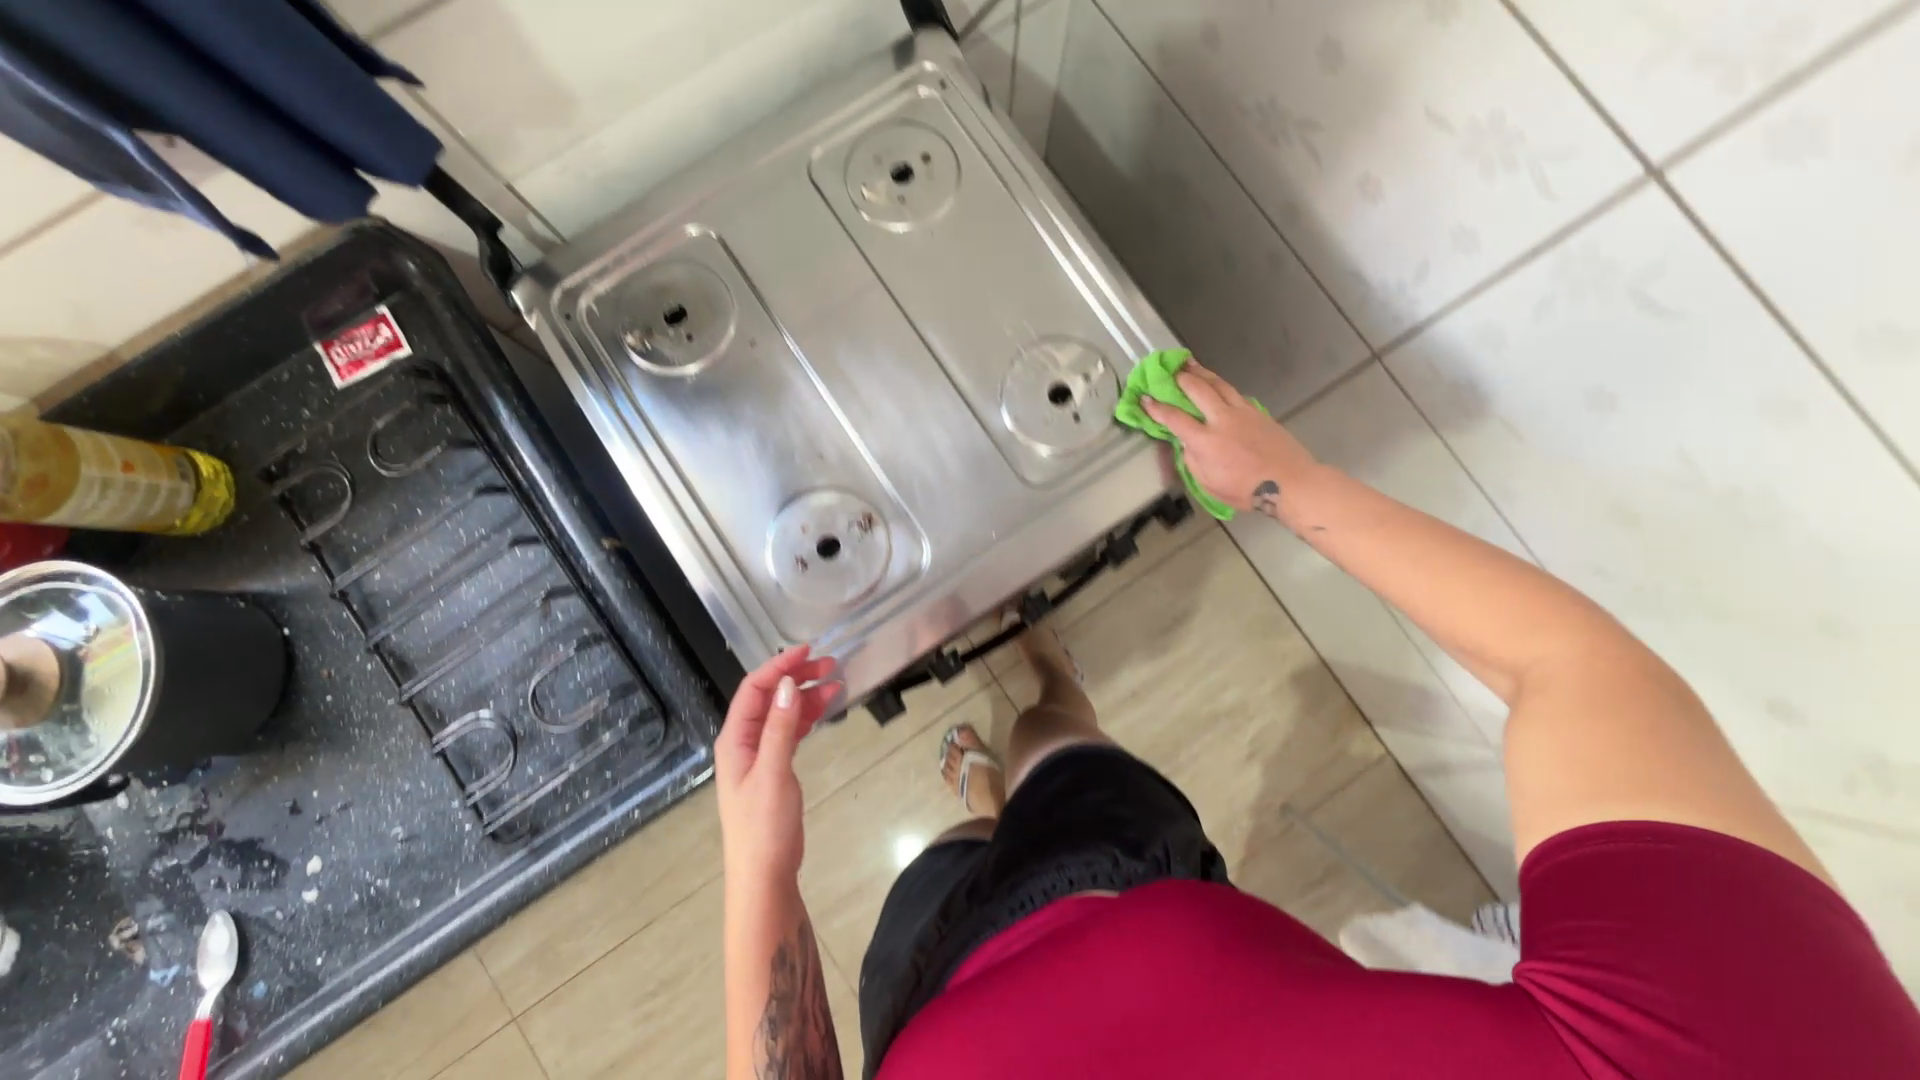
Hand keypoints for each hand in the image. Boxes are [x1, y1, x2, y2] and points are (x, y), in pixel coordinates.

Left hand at [715, 646, 841, 887]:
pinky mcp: (774, 770)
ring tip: (836, 684)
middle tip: (830, 666)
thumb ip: (779, 728)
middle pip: (767, 698)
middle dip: (795, 677)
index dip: (779, 667)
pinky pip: (788, 732)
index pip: (753, 690)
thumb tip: (786, 685)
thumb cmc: (763, 826)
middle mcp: (743, 743)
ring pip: (781, 714)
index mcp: (734, 740)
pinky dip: (806, 718)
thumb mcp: (773, 773)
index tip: (809, 652)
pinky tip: (824, 710)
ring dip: (805, 696)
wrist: (763, 876)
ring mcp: (758, 757)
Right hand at [1141, 361, 1318, 517]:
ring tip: (1191, 364)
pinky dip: (1223, 387)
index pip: (1174, 418)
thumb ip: (1193, 461)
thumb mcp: (1208, 484)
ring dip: (1202, 373)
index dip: (1156, 407)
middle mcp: (1222, 419)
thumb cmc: (1245, 490)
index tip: (1145, 399)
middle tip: (1171, 370)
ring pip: (1219, 385)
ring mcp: (1243, 412)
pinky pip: (1236, 394)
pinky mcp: (1258, 412)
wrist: (1289, 482)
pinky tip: (1220, 387)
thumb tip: (1187, 445)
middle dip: (1181, 378)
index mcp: (1205, 440)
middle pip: (1198, 389)